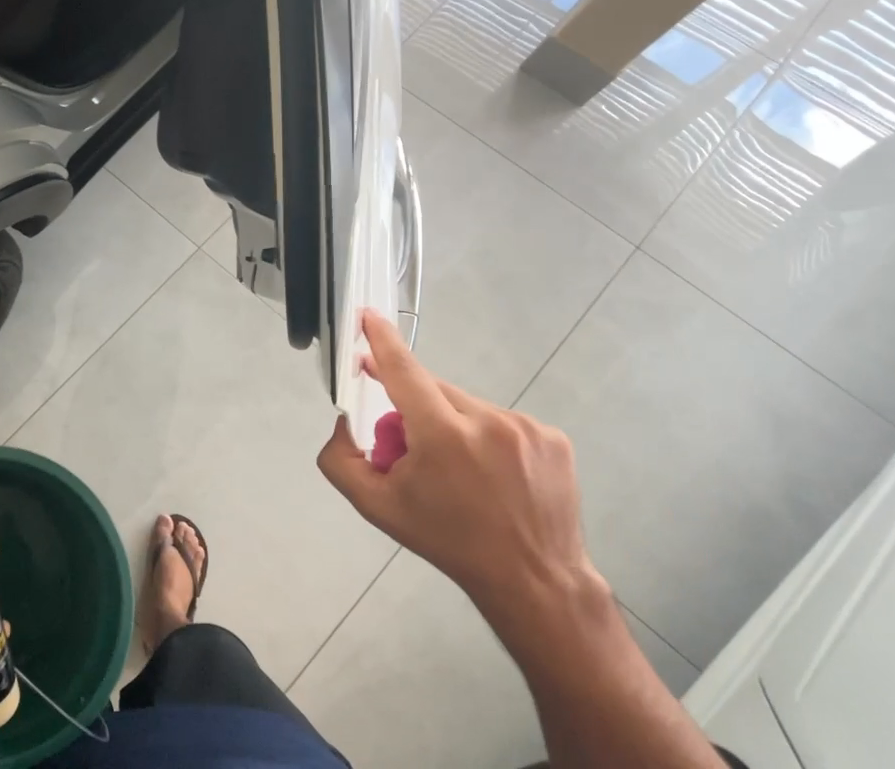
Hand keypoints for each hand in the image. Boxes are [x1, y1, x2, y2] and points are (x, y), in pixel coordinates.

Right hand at [318, 310, 595, 605]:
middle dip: (414, 410)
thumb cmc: (446, 540)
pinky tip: (492, 474)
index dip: (381, 341)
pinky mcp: (553, 438)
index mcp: (442, 436)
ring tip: (460, 472)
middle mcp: (487, 421)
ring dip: (452, 425)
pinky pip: (502, 421)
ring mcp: (526, 428)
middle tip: (410, 451)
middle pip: (433, 391)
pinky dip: (486, 437)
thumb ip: (340, 459)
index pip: (404, 371)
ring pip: (467, 407)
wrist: (533, 578)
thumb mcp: (376, 507)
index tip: (368, 316)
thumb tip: (343, 422)